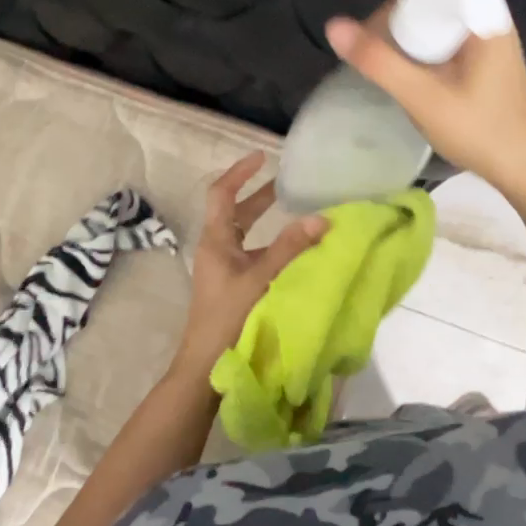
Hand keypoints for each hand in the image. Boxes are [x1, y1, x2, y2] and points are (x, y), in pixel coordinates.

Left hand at [171, 151, 329, 378]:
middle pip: (235, 212)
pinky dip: (272, 247)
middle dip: (259, 195)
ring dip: (267, 222)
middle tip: (286, 181)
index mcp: (215, 240)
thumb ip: (290, 249)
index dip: (240, 172)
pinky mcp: (232, 288)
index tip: (262, 157)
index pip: (222, 193)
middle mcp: (216, 250)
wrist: (205, 368)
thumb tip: (320, 219)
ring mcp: (223, 270)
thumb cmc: (227, 318)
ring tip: (297, 213)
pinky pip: (252, 256)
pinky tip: (296, 255)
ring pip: (245, 235)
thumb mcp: (261, 279)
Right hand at [327, 0, 525, 203]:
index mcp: (479, 11)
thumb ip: (378, 61)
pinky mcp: (472, 50)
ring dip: (391, 1)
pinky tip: (382, 42)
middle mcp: (480, 12)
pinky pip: (432, 21)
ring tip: (357, 18)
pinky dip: (403, 23)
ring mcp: (477, 31)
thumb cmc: (483, 131)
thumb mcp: (424, 98)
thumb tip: (333, 26)